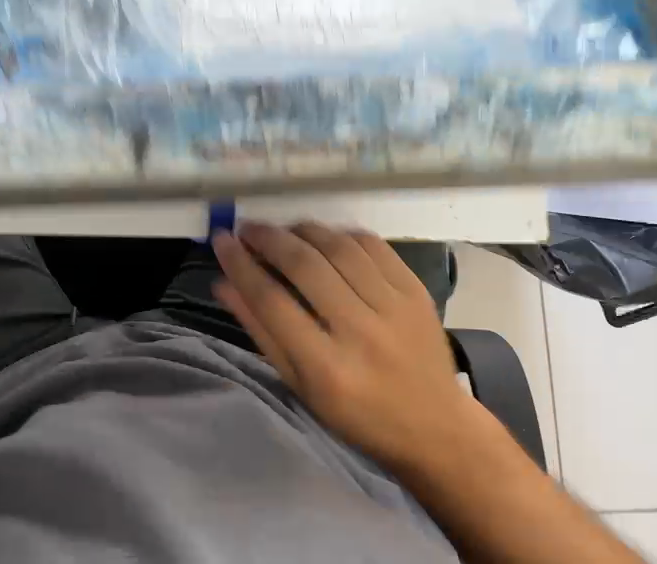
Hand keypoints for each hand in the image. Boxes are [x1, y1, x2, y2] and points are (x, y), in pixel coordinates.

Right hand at [213, 222, 477, 469]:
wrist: (436, 427)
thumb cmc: (357, 414)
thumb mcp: (300, 385)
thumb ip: (261, 332)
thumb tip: (223, 283)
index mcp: (327, 367)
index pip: (272, 301)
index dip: (240, 265)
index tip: (221, 240)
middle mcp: (361, 332)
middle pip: (304, 266)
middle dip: (268, 238)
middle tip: (246, 228)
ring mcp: (394, 308)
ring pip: (337, 247)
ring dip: (301, 230)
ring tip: (281, 230)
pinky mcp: (416, 291)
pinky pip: (372, 244)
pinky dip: (340, 233)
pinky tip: (323, 236)